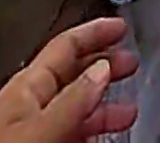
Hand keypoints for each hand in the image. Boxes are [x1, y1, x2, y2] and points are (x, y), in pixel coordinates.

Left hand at [0, 18, 138, 142]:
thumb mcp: (39, 131)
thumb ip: (71, 100)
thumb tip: (103, 67)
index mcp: (27, 87)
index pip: (66, 46)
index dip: (95, 32)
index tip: (120, 27)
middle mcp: (32, 104)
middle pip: (74, 73)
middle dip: (105, 66)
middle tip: (131, 63)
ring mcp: (35, 131)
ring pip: (77, 108)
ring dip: (104, 106)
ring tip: (128, 111)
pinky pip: (72, 134)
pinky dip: (92, 132)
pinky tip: (105, 137)